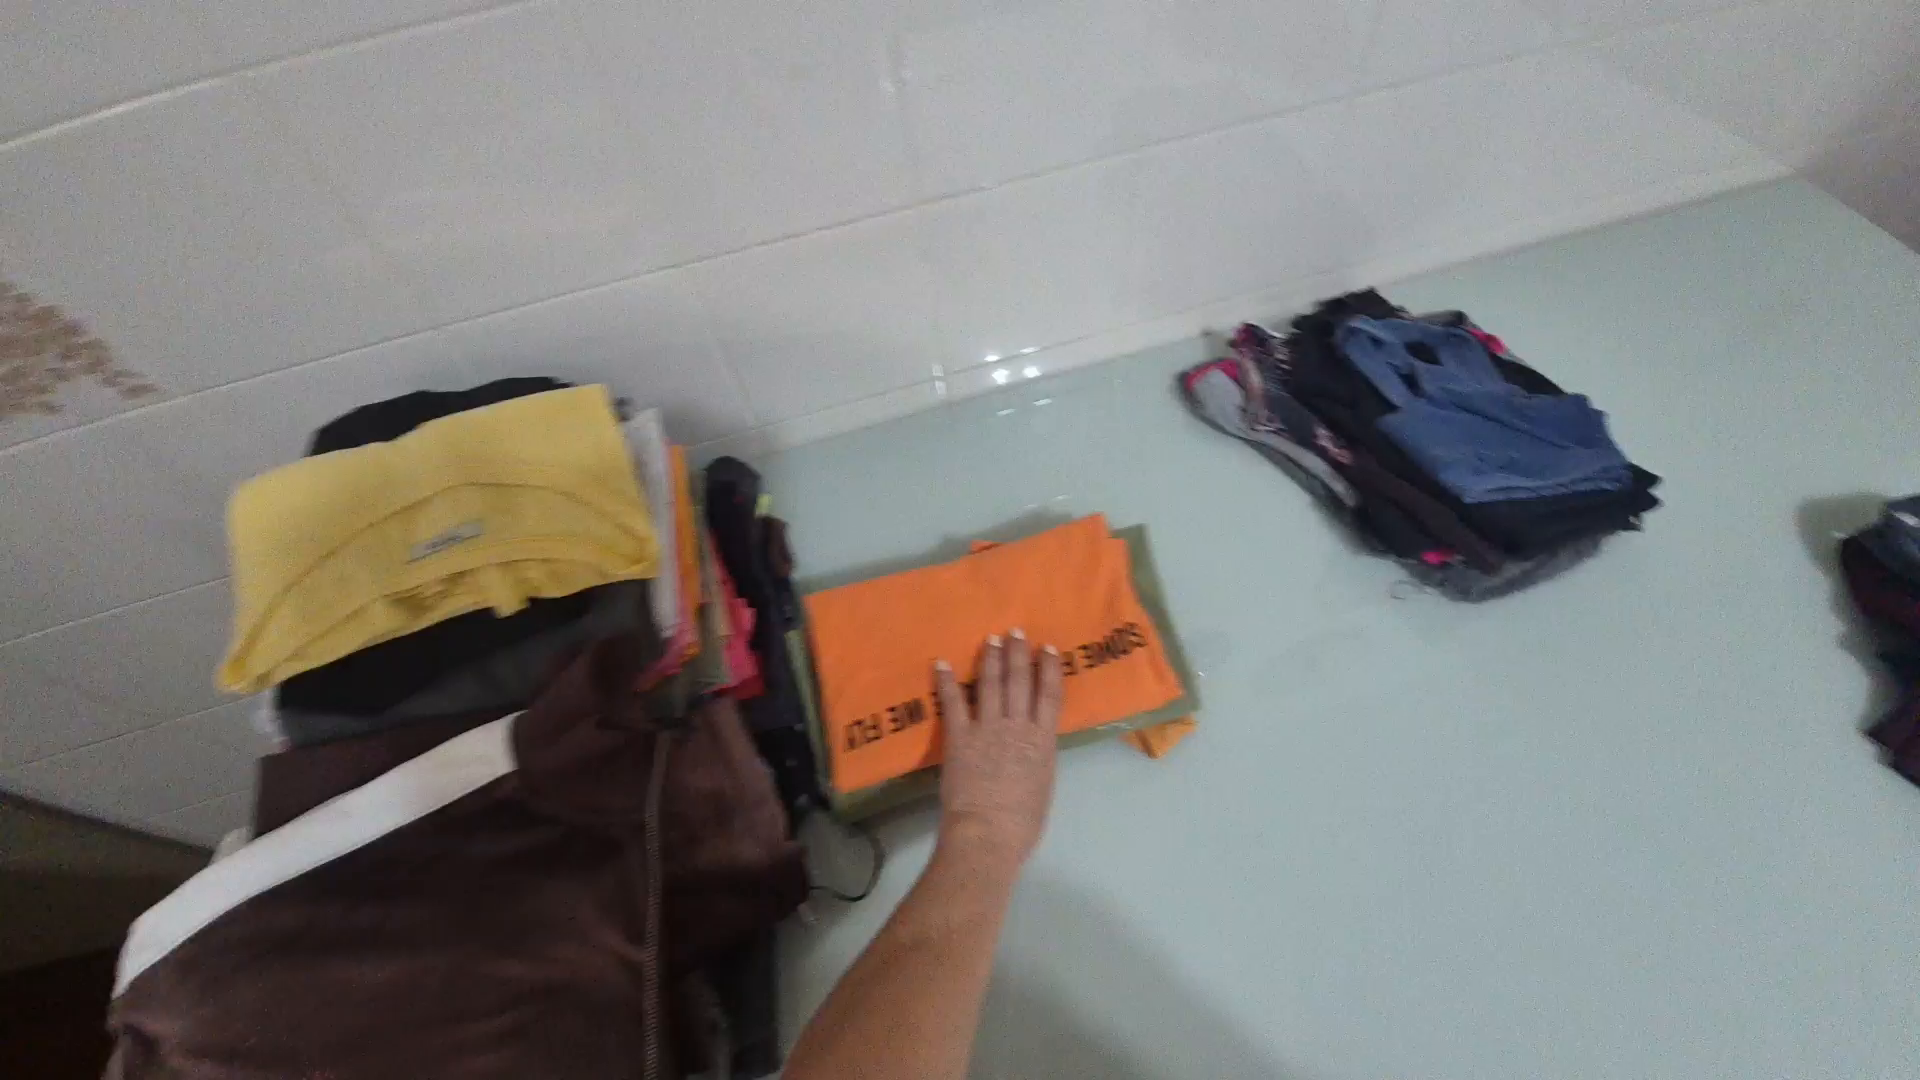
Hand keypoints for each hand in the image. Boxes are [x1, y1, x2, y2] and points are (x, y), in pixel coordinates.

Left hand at [933, 630, 1062, 881]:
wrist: (989, 833)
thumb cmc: (1022, 823)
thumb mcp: (1042, 785)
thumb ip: (1038, 759)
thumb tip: (1034, 745)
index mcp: (1042, 741)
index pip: (1050, 696)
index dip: (1049, 669)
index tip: (1048, 649)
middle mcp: (1017, 726)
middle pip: (1020, 681)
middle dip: (1019, 654)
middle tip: (1016, 631)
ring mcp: (987, 728)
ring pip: (990, 684)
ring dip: (990, 659)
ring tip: (991, 639)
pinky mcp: (959, 736)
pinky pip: (953, 702)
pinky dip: (947, 681)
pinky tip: (942, 663)